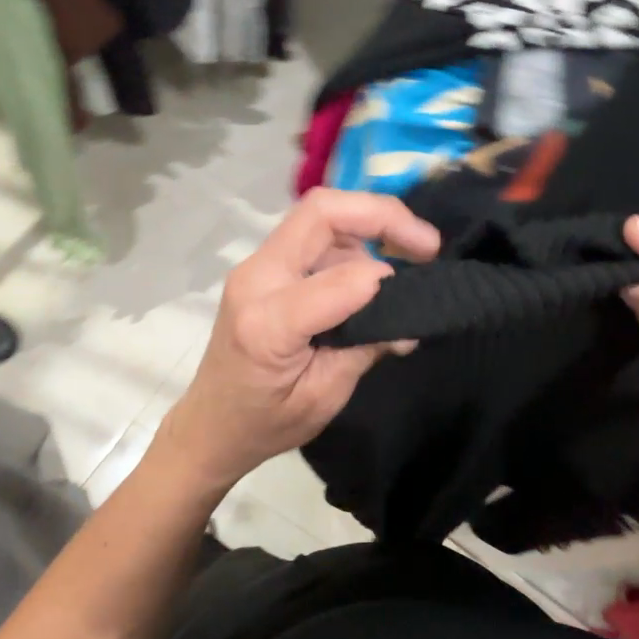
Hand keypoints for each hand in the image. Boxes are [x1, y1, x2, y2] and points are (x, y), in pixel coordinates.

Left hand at [160, 190, 439, 487]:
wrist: (211, 426)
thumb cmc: (265, 423)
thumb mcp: (323, 398)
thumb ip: (364, 349)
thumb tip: (409, 318)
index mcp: (267, 323)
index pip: (339, 278)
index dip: (385, 282)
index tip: (416, 300)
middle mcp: (256, 280)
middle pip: (321, 212)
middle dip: (382, 214)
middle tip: (427, 244)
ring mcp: (256, 268)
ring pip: (319, 216)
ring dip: (368, 226)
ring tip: (408, 259)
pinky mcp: (263, 268)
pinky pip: (311, 236)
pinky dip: (352, 241)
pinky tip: (375, 271)